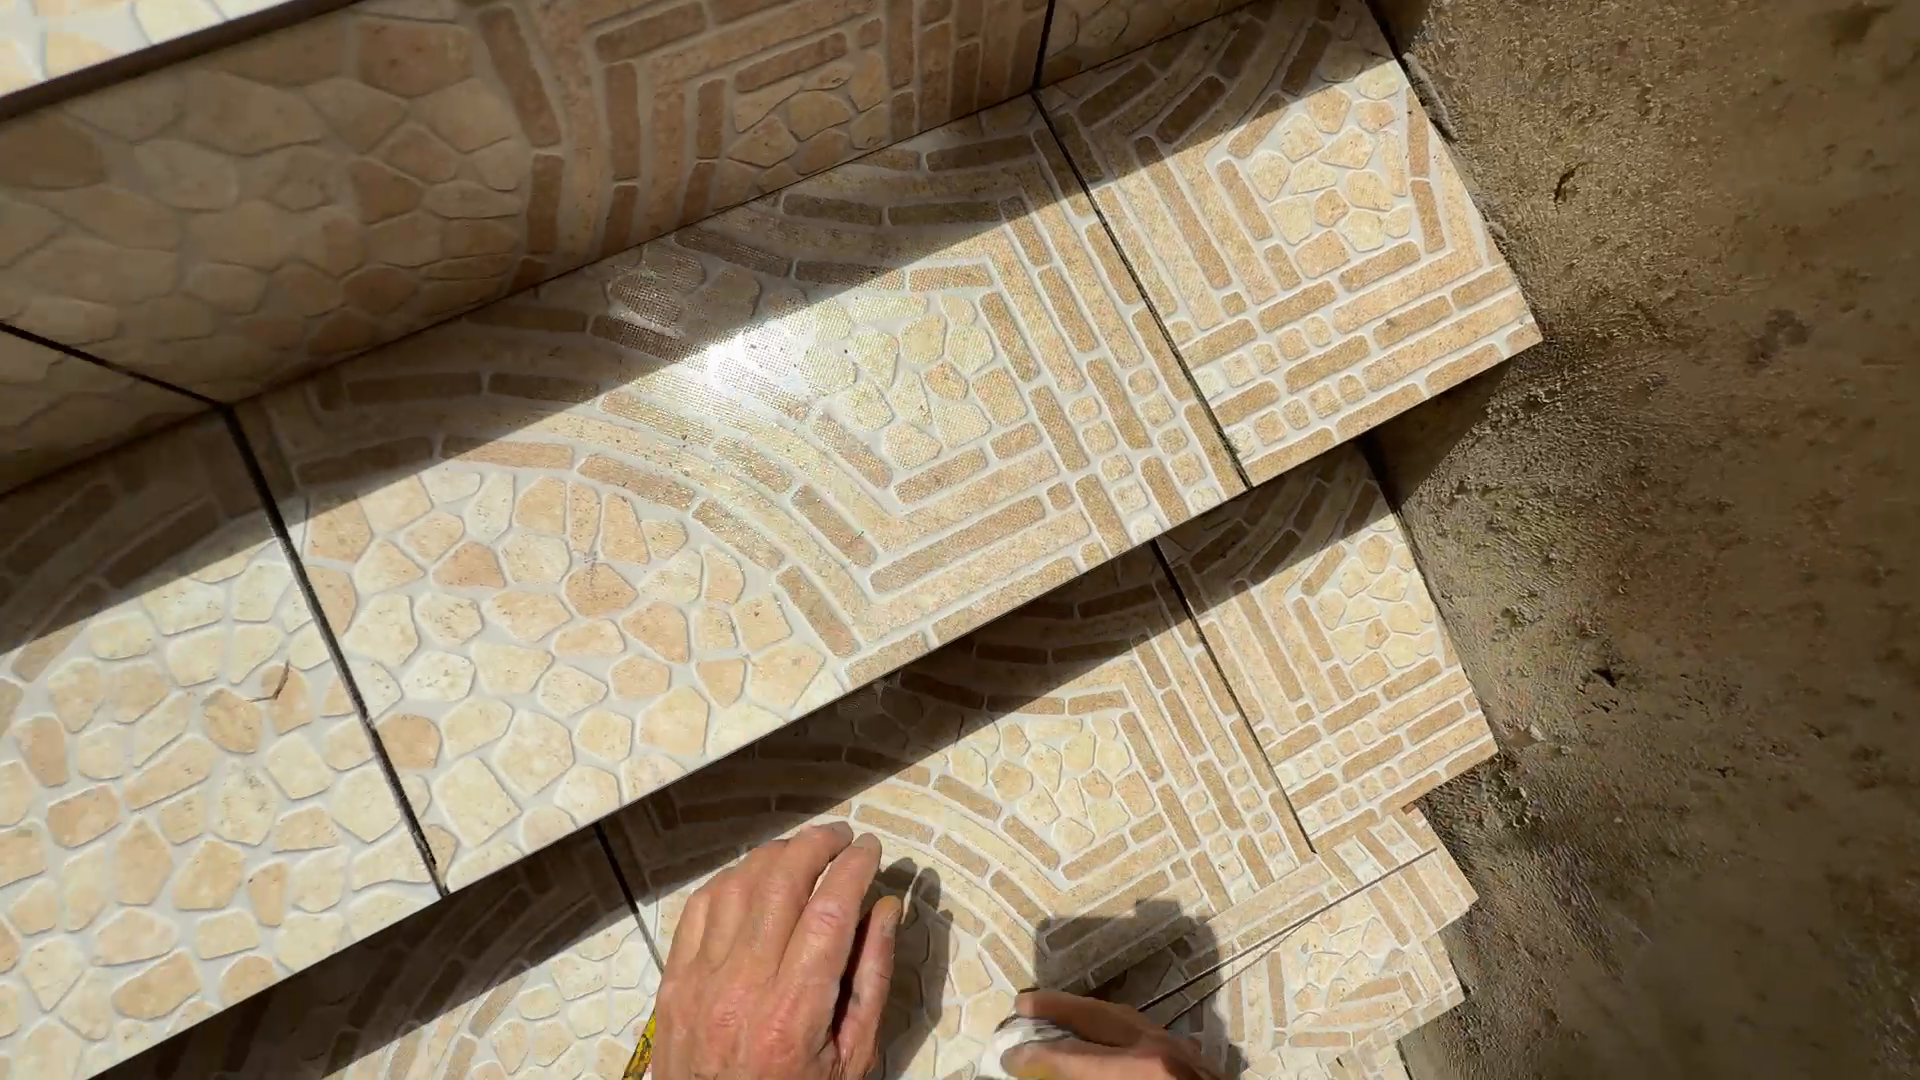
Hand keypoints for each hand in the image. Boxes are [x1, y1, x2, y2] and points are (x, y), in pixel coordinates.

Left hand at [652, 823, 903, 1079]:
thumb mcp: (853, 1059)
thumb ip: (872, 978)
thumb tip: (886, 905)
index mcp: (792, 1014)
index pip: (830, 910)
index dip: (854, 866)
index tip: (871, 848)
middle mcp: (741, 988)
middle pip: (781, 881)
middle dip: (818, 844)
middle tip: (843, 837)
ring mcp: (699, 981)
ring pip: (739, 882)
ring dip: (778, 853)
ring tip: (805, 851)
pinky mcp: (673, 981)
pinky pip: (701, 904)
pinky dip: (734, 877)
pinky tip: (758, 876)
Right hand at [1002, 990, 1225, 1079]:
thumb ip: (1085, 1076)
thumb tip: (1054, 1070)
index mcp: (1139, 1071)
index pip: (1073, 1058)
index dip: (1036, 1058)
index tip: (1010, 1056)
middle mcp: (1157, 1051)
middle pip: (1095, 1016)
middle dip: (1056, 1007)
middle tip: (1023, 1003)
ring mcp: (1178, 1048)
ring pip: (1122, 1015)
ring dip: (1085, 1010)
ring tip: (1056, 1008)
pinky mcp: (1193, 1055)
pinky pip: (1143, 1028)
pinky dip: (1115, 1023)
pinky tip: (1101, 1026)